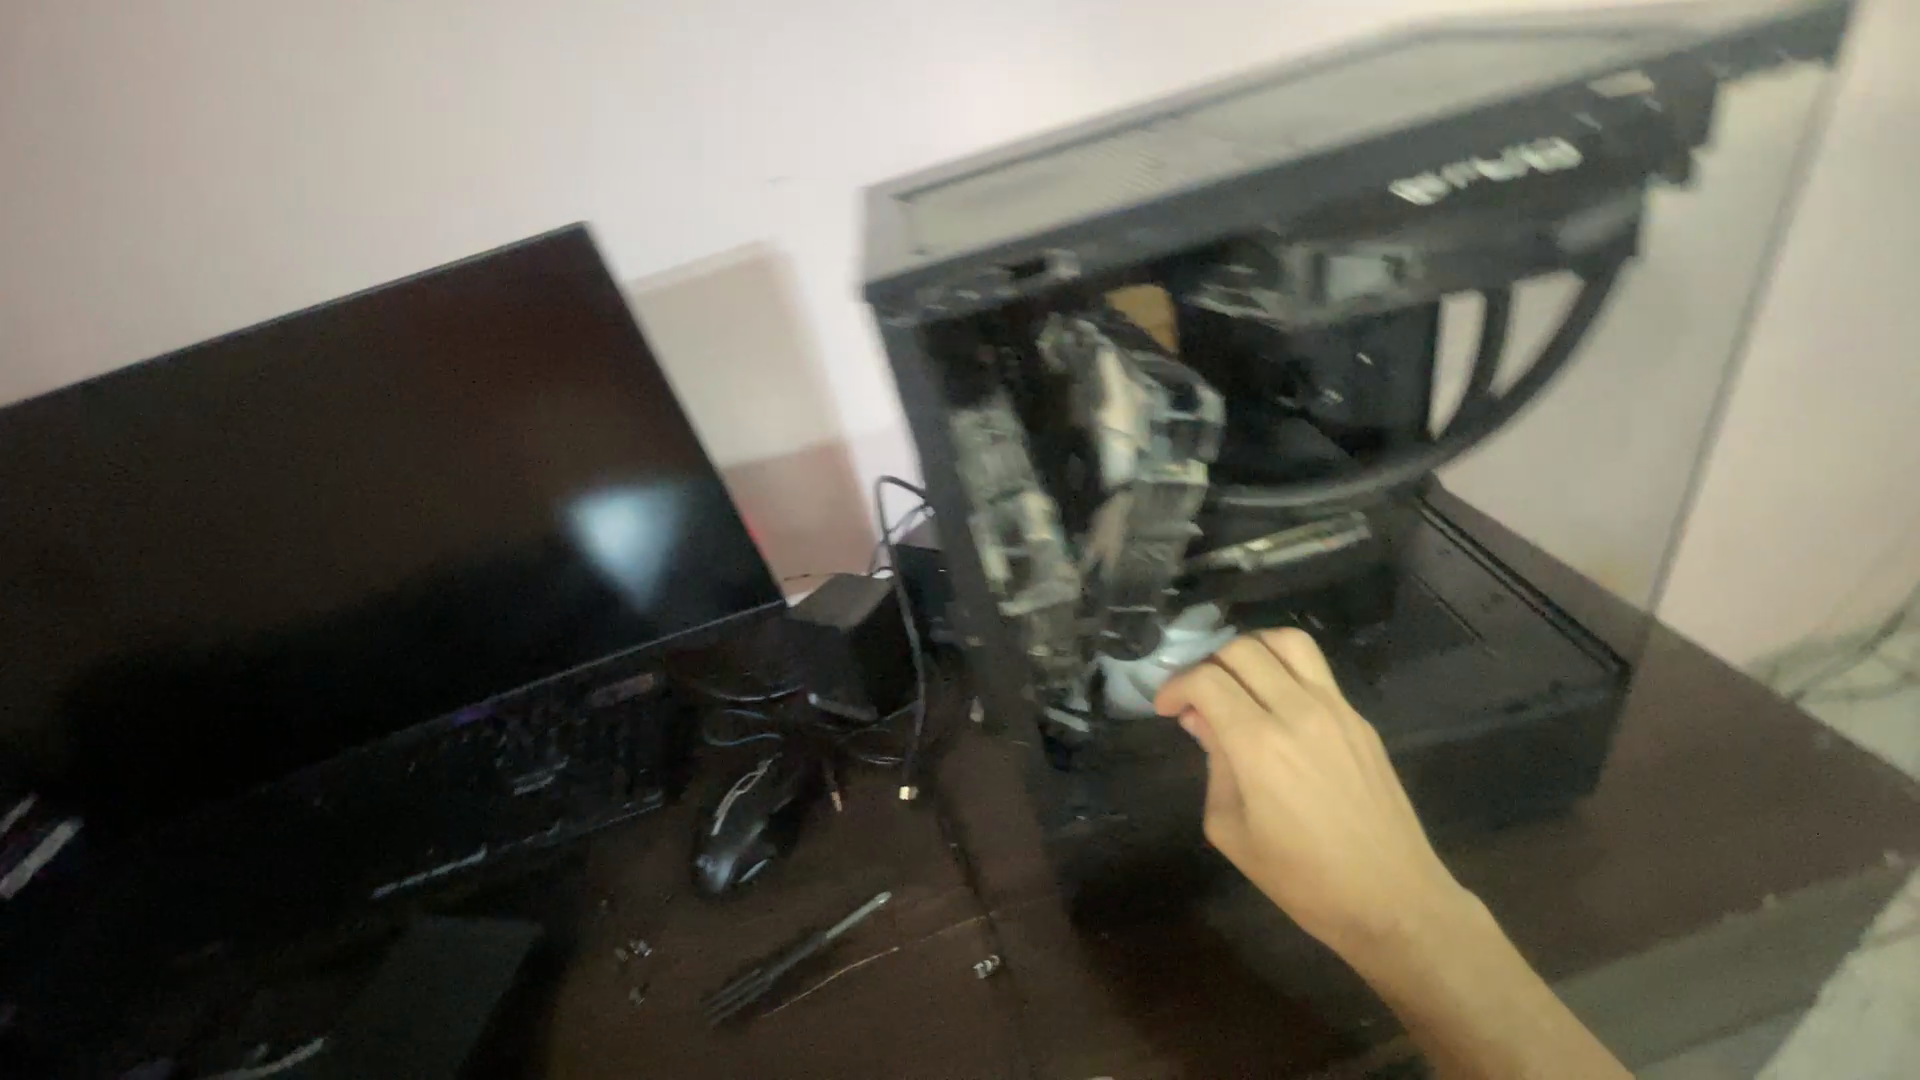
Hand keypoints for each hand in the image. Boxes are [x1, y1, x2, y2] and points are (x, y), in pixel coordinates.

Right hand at [1154, 628, 1476, 965]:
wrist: (1394, 901)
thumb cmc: (1303, 879)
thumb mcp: (1231, 830)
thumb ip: (1212, 765)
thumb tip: (1201, 721)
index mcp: (1258, 744)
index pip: (1205, 680)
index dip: (1174, 686)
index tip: (1165, 708)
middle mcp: (1296, 712)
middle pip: (1240, 649)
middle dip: (1205, 664)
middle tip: (1197, 696)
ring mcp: (1335, 710)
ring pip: (1285, 641)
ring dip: (1250, 650)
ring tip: (1236, 679)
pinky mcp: (1359, 719)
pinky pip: (1315, 670)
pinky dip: (1283, 669)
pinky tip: (1274, 703)